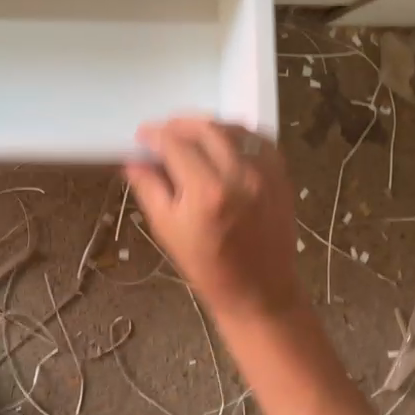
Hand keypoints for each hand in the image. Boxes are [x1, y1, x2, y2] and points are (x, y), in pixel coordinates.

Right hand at [126, 117, 302, 320]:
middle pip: (206, 128)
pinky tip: (223, 142)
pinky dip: (237, 134)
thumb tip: (134, 160)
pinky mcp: (281, 176)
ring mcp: (265, 173)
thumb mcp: (167, 229)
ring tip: (190, 134)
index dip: (155, 135)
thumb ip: (149, 188)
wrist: (259, 291)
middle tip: (163, 131)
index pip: (176, 145)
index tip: (143, 135)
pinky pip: (258, 140)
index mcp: (207, 191)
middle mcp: (239, 175)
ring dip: (208, 125)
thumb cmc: (207, 267)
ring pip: (233, 128)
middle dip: (180, 124)